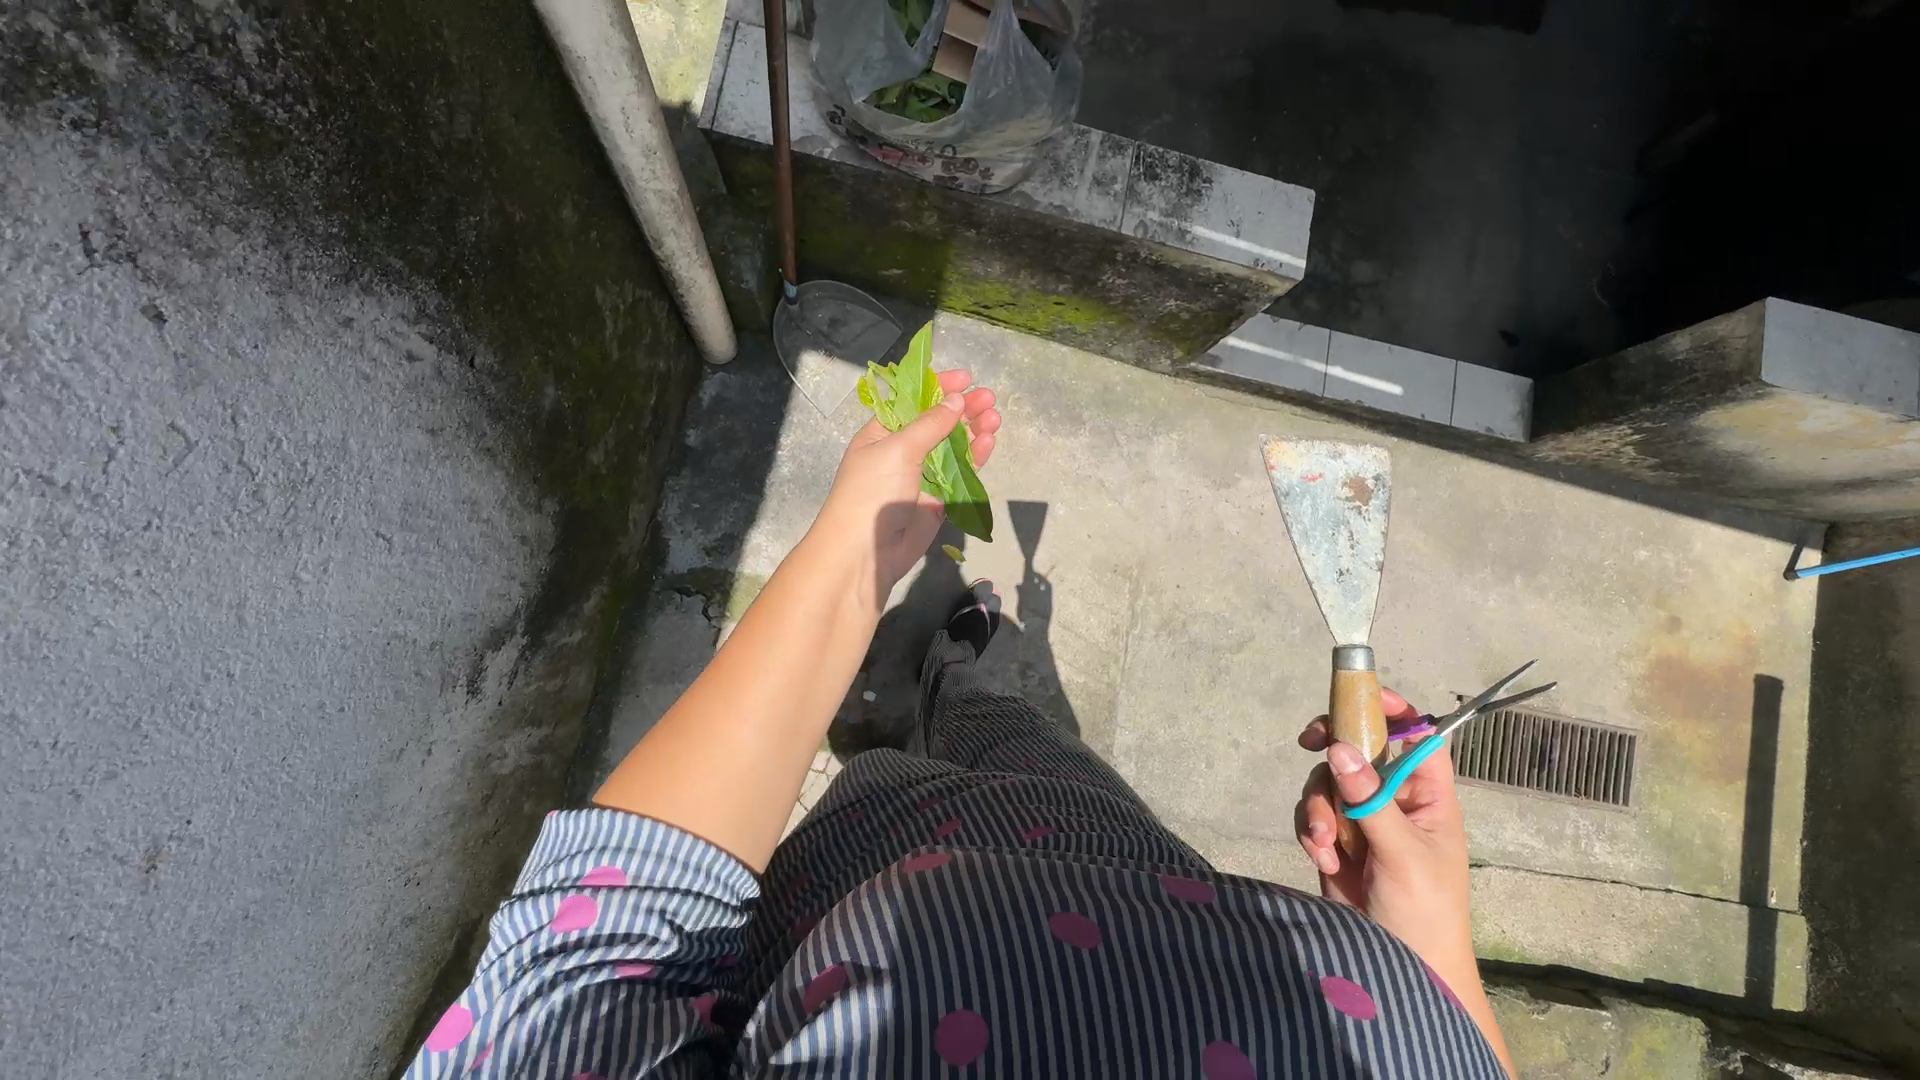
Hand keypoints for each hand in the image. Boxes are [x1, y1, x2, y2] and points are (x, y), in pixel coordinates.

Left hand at [815, 369, 1000, 598]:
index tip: (965, 378)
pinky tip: (989, 443)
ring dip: (973, 431)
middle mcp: (901, 452)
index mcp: (882, 433)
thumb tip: (956, 401)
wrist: (867, 550)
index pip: (912, 402)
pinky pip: (960, 475)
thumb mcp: (898, 448)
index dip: (938, 387)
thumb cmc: (872, 490)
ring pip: (952, 448)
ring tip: (995, 417)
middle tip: (989, 398)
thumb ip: (930, 424)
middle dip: (963, 409)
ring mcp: (921, 476)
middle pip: (937, 423)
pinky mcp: (937, 500)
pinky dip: (975, 459)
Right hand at [1294, 689, 1474, 983]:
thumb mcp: (1402, 853)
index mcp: (1429, 797)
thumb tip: (1338, 748)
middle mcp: (1394, 799)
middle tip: (1309, 742)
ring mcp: (1362, 819)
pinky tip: (1323, 859)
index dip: (1395, 710)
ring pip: (1327, 782)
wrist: (1403, 970)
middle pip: (1358, 750)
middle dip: (1332, 750)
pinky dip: (1311, 832)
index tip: (1359, 697)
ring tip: (1325, 844)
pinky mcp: (1335, 839)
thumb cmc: (1426, 910)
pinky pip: (1311, 812)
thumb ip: (1369, 799)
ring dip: (1319, 808)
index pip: (1418, 737)